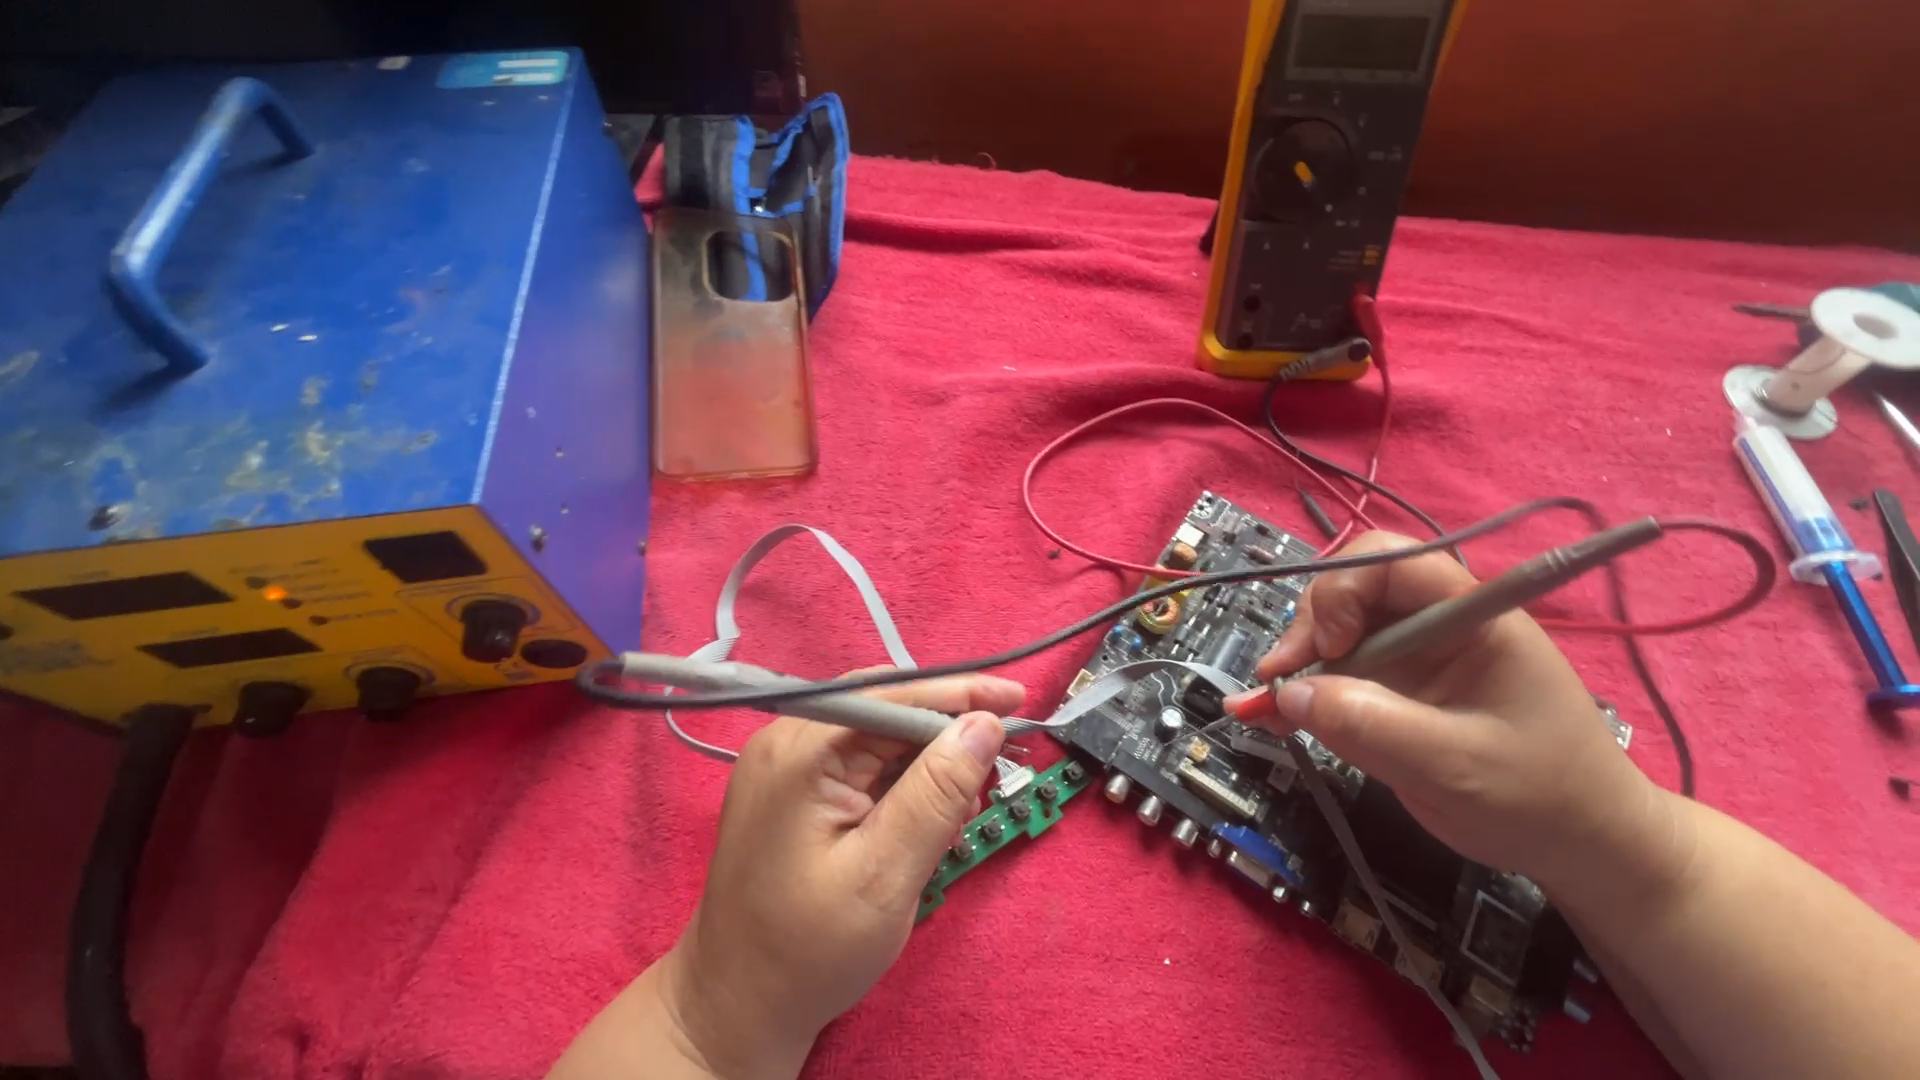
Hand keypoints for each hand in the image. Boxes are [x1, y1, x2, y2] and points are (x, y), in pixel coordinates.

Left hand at [659, 674, 1019, 1078]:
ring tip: (958, 816)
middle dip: (944, 739)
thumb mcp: (885, 875)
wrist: (735, 1008)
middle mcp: (788, 740)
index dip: (960, 694)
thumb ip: (936, 794)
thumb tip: (984, 725)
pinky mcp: (794, 790)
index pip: (894, 696)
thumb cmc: (808, 951)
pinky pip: (861, 766)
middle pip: (886, 711)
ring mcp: (787, 765)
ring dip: (926, 768)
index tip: (1017, 699)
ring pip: (878, 739)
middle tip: (991, 777)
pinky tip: (924, 824)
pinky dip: (901, 787)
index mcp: (801, 750)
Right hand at [1225, 531, 1683, 900]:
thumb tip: (1288, 694)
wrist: (1577, 845)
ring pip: (1332, 631)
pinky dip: (1299, 691)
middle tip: (1280, 680)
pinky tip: (1269, 715)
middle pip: (1350, 590)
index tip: (1329, 647)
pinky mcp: (1393, 689)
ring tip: (1266, 707)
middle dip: (1308, 628)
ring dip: (1295, 663)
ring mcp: (1411, 657)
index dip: (1344, 588)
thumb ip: (1372, 726)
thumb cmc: (1538, 797)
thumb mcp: (1455, 765)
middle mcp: (1434, 625)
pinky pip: (1334, 673)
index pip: (1393, 561)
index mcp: (1470, 618)